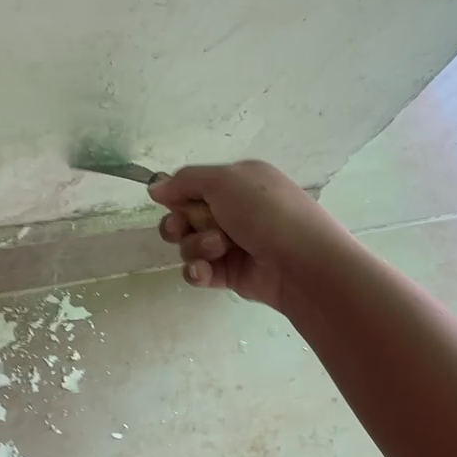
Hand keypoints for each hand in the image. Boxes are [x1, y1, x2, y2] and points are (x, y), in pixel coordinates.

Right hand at [150, 160, 354, 310]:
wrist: (301, 262)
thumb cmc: (266, 211)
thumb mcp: (224, 181)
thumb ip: (185, 181)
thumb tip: (154, 187)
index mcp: (239, 183)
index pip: (194, 187)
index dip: (178, 196)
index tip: (171, 202)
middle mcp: (235, 211)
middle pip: (186, 217)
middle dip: (179, 223)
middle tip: (182, 227)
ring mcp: (233, 245)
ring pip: (190, 245)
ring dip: (196, 246)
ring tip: (220, 248)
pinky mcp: (231, 275)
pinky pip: (200, 272)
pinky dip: (198, 272)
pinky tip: (206, 272)